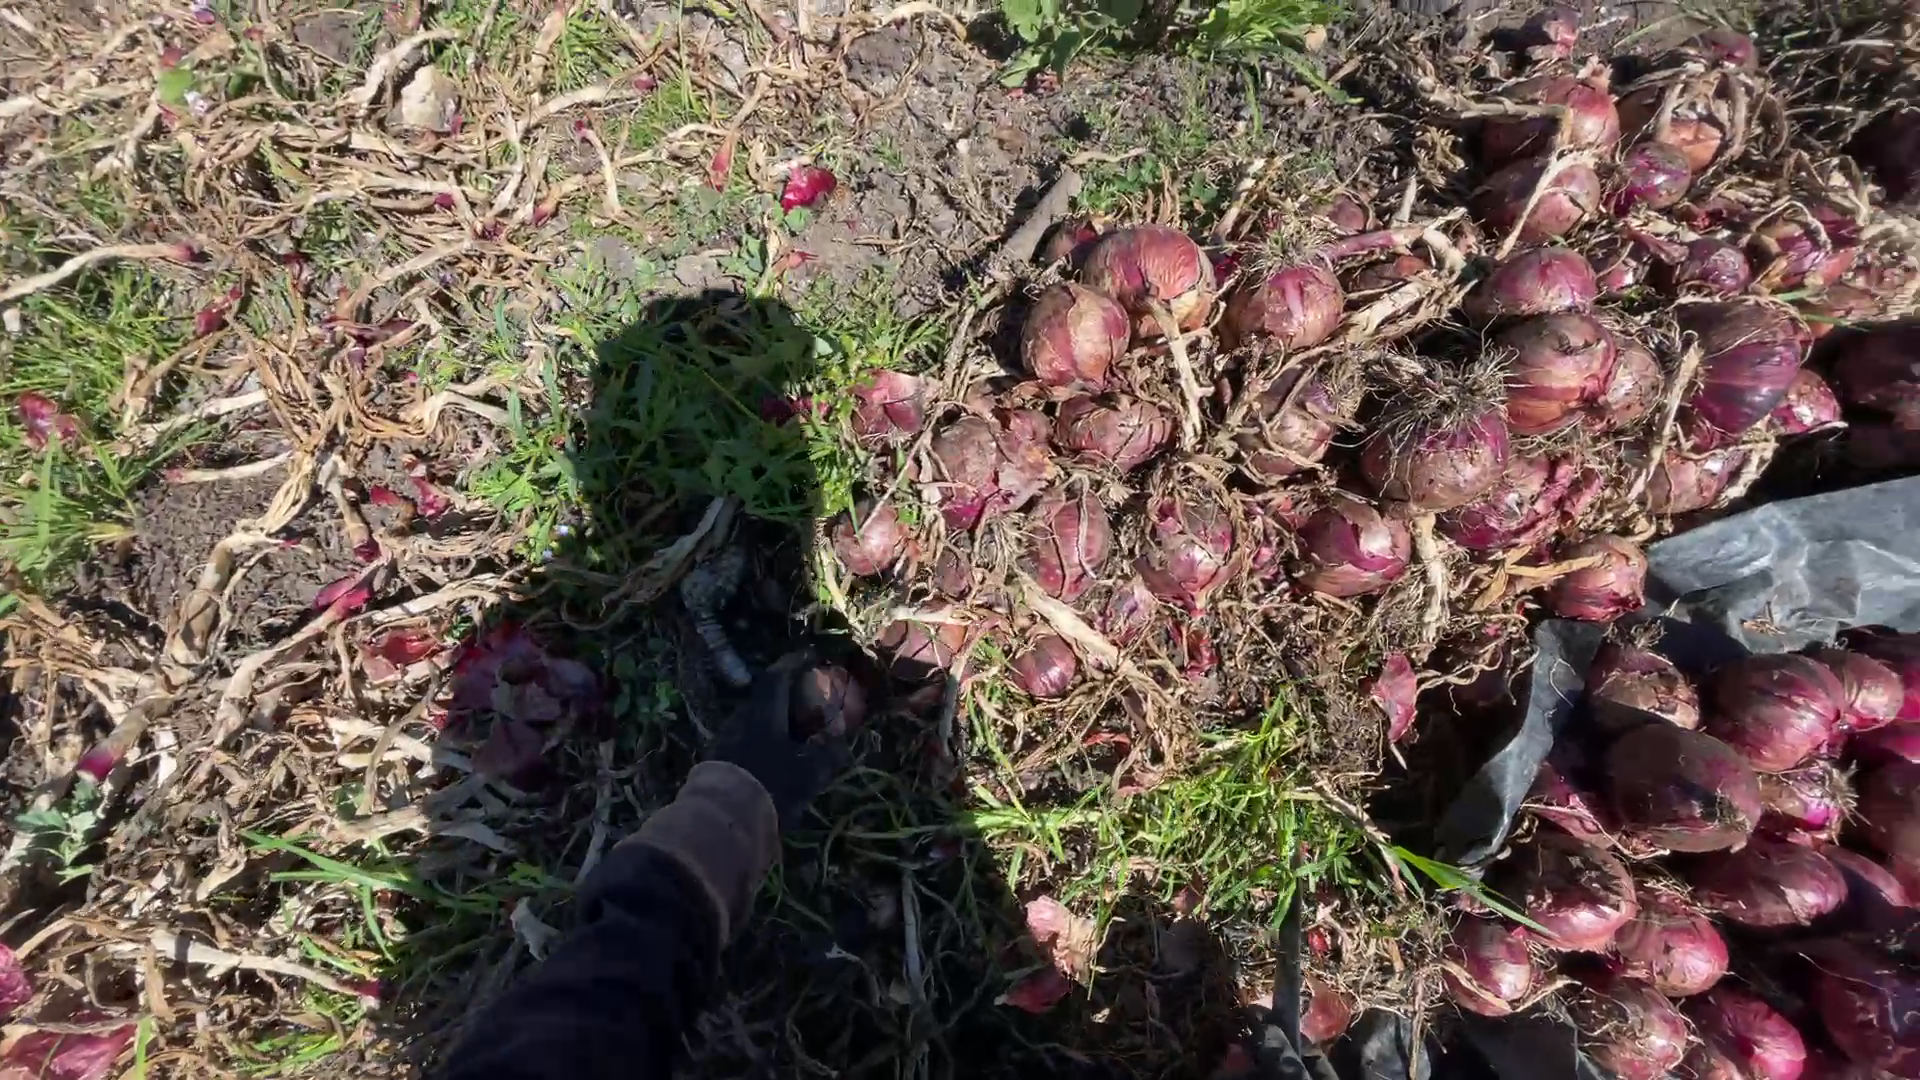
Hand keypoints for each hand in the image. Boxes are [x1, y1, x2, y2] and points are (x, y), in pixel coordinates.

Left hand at [707, 651, 848, 829]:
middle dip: (786, 696)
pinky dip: (760, 739)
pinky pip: (743, 739)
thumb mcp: (809, 774)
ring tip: (792, 732)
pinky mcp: (715, 760)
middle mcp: (742, 718)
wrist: (722, 822)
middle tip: (806, 701)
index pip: (778, 676)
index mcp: (764, 713)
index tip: (809, 656)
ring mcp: (725, 738)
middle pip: (765, 697)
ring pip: (753, 719)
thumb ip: (829, 756)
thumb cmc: (771, 786)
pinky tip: (771, 756)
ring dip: (773, 720)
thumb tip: (844, 744)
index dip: (794, 663)